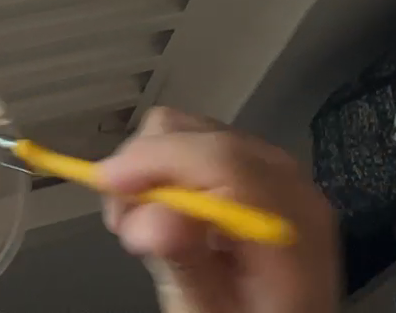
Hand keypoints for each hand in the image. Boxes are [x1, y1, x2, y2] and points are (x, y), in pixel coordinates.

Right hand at [99, 108, 338, 312]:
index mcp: (289, 224)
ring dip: (145, 165)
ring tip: (134, 219)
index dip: (159, 160)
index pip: (223, 161)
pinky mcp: (244, 159)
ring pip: (183, 127)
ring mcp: (266, 164)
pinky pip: (187, 136)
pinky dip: (158, 163)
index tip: (107, 183)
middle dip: (144, 166)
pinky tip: (155, 205)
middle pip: (196, 136)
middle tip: (119, 220)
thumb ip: (188, 267)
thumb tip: (151, 217)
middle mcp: (283, 179)